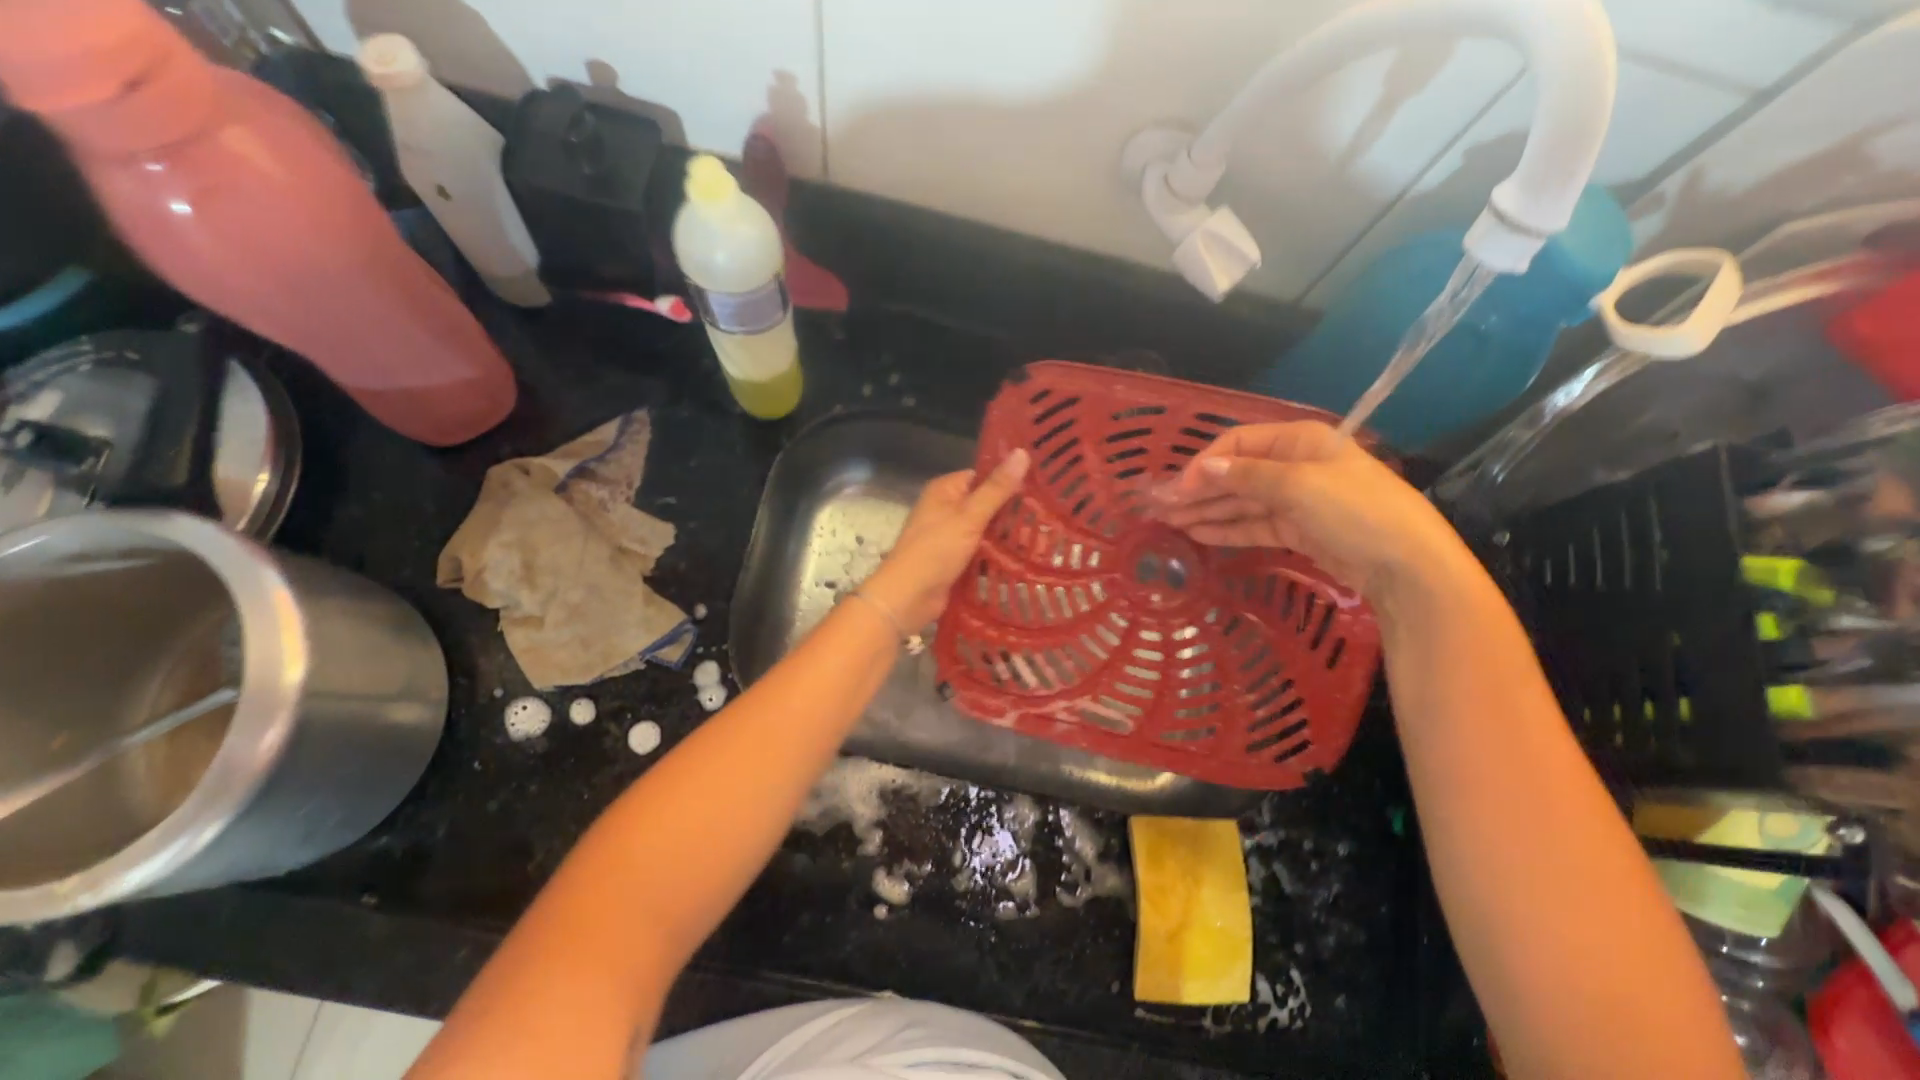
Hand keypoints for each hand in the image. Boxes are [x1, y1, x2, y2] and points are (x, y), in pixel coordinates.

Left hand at [860, 449, 1030, 629]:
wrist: (908, 597)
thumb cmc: (935, 550)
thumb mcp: (969, 516)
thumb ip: (997, 488)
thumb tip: (1022, 452)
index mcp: (945, 490)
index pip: (982, 476)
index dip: (1009, 480)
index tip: (1042, 487)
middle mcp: (947, 509)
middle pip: (988, 505)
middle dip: (1014, 514)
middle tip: (1050, 519)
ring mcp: (951, 537)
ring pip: (987, 531)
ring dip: (1010, 538)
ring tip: (1047, 541)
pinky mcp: (956, 561)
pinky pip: (983, 553)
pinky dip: (1000, 556)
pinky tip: (1027, 561)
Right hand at [1151, 421, 1464, 600]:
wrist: (1407, 565)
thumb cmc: (1356, 512)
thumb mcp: (1298, 487)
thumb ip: (1246, 477)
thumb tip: (1202, 468)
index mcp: (1299, 442)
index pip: (1238, 444)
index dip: (1203, 464)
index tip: (1175, 490)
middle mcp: (1295, 466)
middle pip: (1236, 474)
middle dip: (1197, 489)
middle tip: (1158, 508)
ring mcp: (1297, 501)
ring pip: (1241, 502)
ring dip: (1206, 511)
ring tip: (1168, 523)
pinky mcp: (1299, 532)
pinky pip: (1254, 526)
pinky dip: (1227, 529)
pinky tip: (1198, 534)